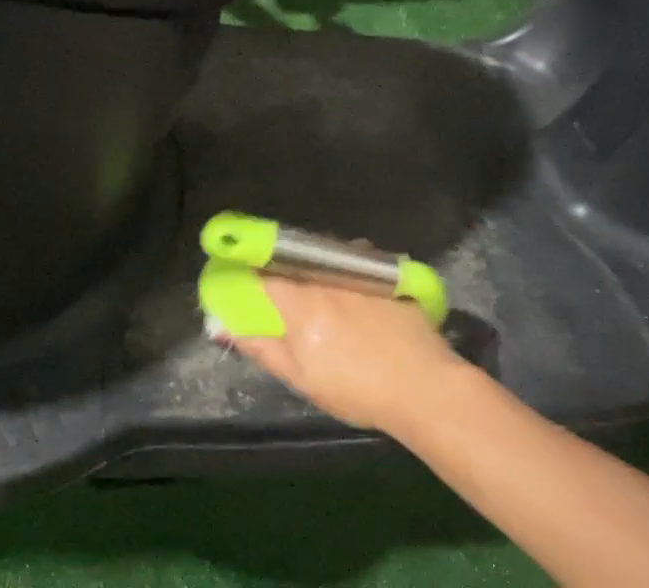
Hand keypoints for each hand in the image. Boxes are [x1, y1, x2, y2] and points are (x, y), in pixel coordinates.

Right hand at [232, 276, 468, 432]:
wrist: (424, 387)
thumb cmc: (357, 389)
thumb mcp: (302, 378)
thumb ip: (263, 348)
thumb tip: (224, 328)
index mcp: (301, 303)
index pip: (263, 276)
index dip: (251, 278)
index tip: (245, 287)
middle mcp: (327, 279)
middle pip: (295, 263)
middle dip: (284, 272)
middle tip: (284, 296)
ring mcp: (360, 275)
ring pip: (327, 260)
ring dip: (316, 269)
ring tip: (321, 293)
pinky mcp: (388, 278)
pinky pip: (356, 264)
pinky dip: (346, 273)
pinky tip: (354, 295)